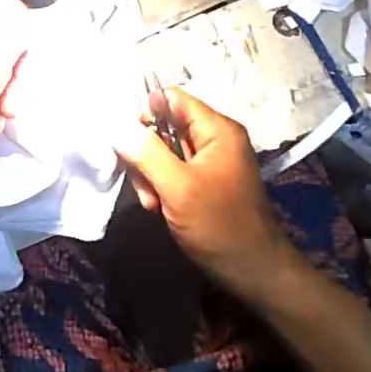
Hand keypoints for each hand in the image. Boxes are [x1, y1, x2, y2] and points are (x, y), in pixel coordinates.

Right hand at [113, 87, 304, 303]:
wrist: (253, 272)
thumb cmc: (219, 225)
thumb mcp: (178, 188)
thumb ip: (147, 153)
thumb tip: (117, 126)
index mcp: (217, 129)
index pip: (171, 99)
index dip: (145, 113)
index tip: (127, 141)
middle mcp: (215, 139)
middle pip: (164, 126)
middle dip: (146, 153)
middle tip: (144, 184)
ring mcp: (210, 161)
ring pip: (164, 151)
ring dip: (151, 175)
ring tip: (153, 203)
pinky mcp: (204, 182)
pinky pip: (173, 172)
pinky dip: (161, 187)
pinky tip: (160, 209)